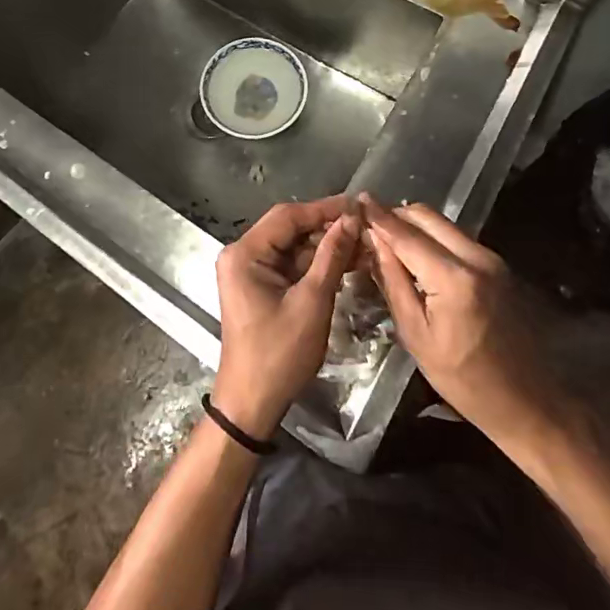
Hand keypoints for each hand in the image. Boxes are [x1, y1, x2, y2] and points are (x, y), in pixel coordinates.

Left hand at [212, 196, 357, 439]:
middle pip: (291, 228)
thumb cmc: (279, 354)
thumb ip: (332, 255)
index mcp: (245, 254)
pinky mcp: (264, 287)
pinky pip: (295, 264)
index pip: (288, 216)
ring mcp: (253, 272)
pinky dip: (320, 263)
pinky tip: (350, 261)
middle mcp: (244, 256)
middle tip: (366, 225)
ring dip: (328, 245)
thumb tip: (352, 218)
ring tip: (365, 243)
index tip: (359, 205)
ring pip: (296, 246)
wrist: (252, 403)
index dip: (325, 208)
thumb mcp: (311, 301)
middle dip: (329, 226)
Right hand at [360, 195, 547, 439]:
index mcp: (454, 278)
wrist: (525, 397)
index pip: (408, 235)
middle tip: (369, 223)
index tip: (358, 200)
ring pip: (445, 225)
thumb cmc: (463, 379)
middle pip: (429, 217)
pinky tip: (416, 253)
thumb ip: (395, 283)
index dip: (380, 217)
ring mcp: (492, 258)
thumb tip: (375, 243)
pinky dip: (434, 238)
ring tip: (387, 238)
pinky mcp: (498, 266)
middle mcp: (477, 257)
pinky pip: (459, 239)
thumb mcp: (417, 335)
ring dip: (416, 225)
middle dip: (397, 215)